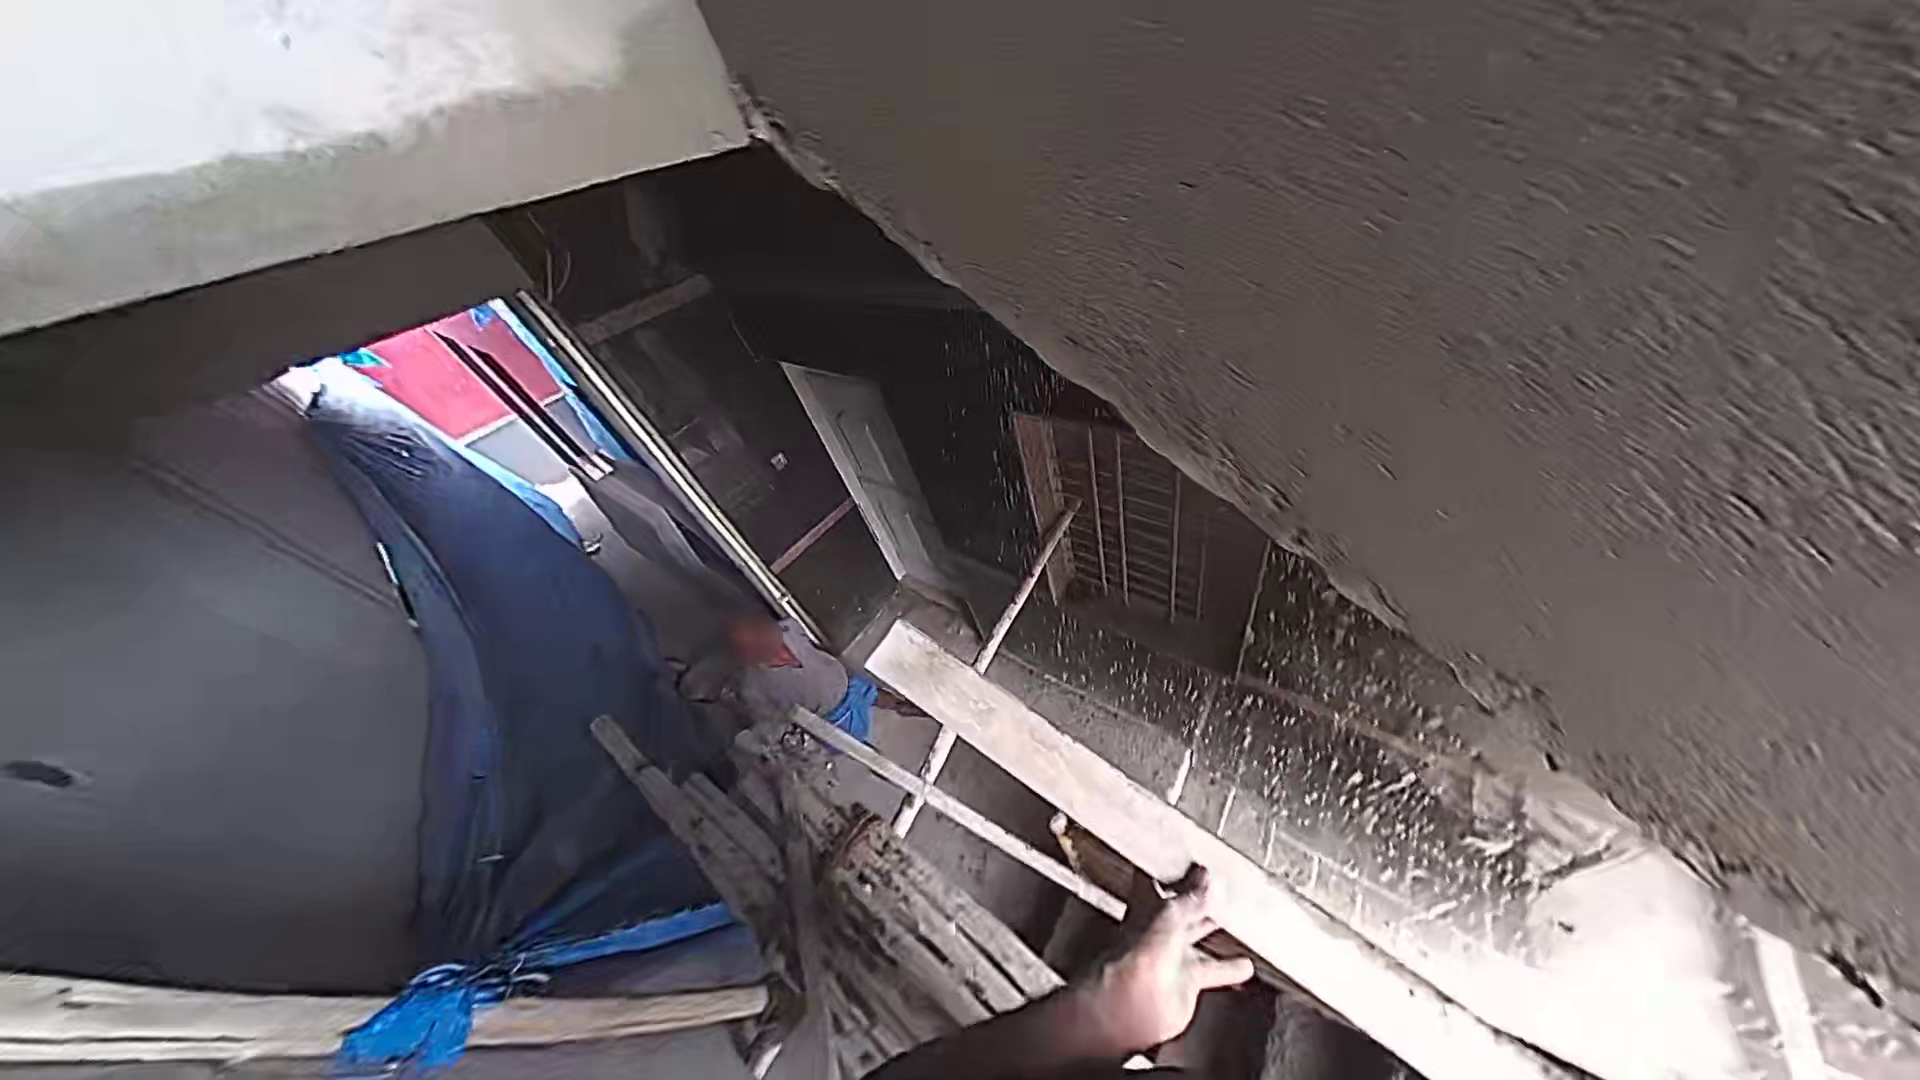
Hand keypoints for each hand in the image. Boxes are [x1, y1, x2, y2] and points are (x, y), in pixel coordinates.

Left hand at [1074, 864, 1256, 1052]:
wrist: (1137, 996)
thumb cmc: (1141, 946)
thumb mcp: (1171, 912)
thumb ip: (1193, 899)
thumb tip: (1208, 879)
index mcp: (1149, 901)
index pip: (1161, 879)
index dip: (1173, 870)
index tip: (1190, 862)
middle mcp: (1160, 924)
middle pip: (1182, 905)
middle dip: (1195, 896)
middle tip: (1213, 885)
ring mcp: (1173, 951)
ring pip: (1197, 934)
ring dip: (1211, 927)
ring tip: (1229, 917)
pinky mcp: (1188, 977)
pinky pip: (1214, 969)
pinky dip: (1231, 968)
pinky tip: (1246, 966)